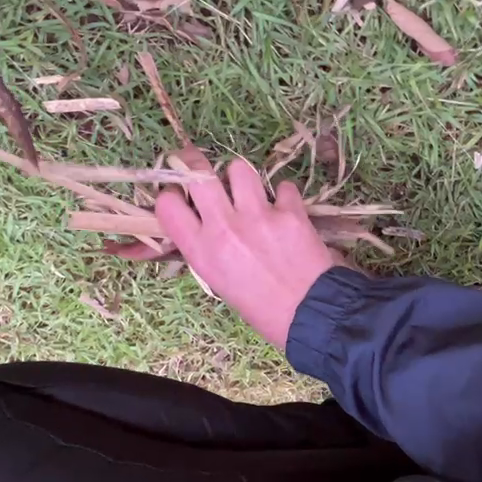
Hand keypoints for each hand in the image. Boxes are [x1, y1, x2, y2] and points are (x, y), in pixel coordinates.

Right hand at [155, 158, 344, 348]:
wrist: (313, 315)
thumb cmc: (262, 309)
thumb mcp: (220, 283)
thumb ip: (203, 250)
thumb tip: (187, 229)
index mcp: (202, 251)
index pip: (168, 204)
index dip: (173, 196)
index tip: (182, 198)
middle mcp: (225, 228)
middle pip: (199, 174)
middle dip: (197, 166)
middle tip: (205, 173)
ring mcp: (259, 217)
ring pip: (239, 169)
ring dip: (241, 178)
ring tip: (249, 193)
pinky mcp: (291, 213)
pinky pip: (283, 187)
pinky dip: (283, 196)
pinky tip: (285, 209)